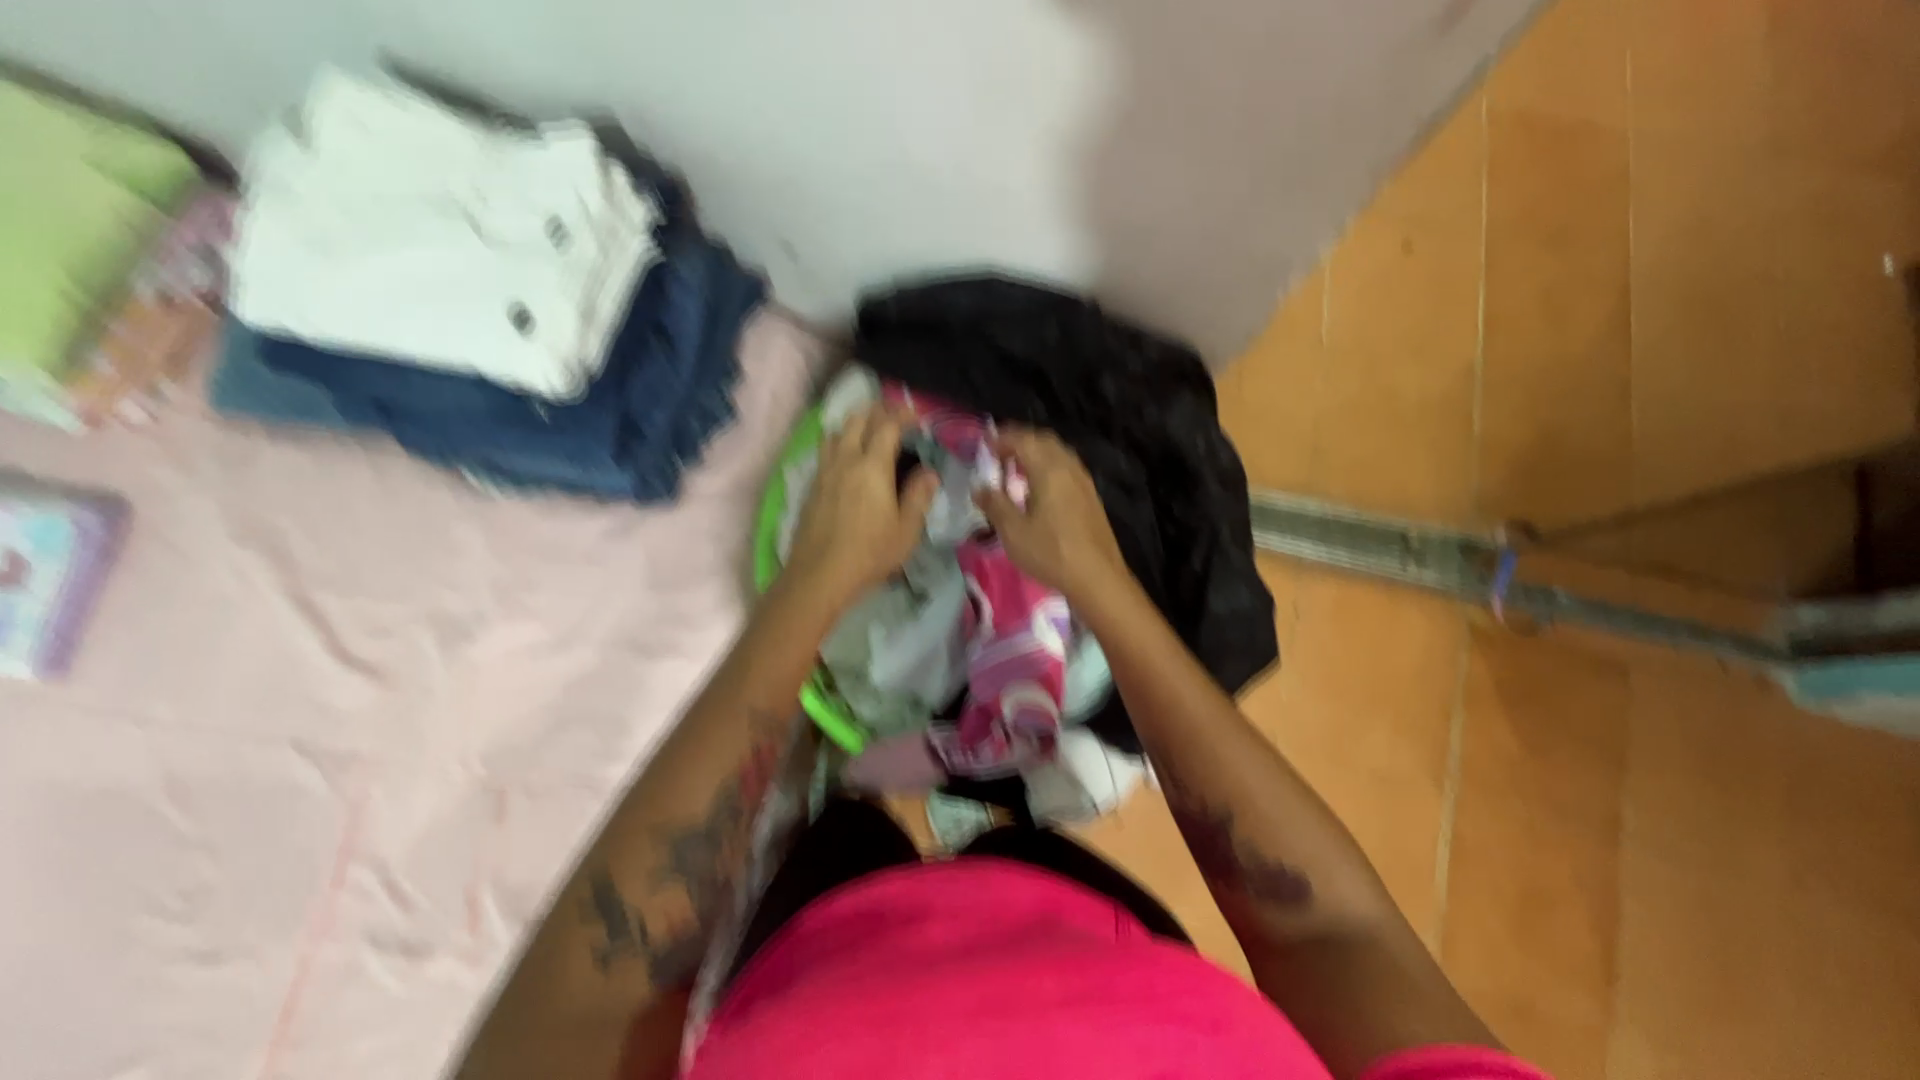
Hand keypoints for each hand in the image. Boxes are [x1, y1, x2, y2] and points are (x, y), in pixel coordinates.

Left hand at [784, 404, 938, 606]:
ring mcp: (824, 472)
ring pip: (835, 432)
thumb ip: (918, 496)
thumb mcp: (906, 530)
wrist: (819, 574)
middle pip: (857, 420)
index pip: (888, 425)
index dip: (903, 414)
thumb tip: (929, 473)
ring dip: (853, 424)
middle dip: (876, 411)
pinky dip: (838, 444)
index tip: (916, 415)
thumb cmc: (869, 553)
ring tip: (867, 433)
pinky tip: (846, 460)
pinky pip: (825, 452)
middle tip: (893, 416)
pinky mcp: (811, 486)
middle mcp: (846, 460)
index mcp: (873, 466)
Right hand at [974, 428, 1132, 599]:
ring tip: (1016, 469)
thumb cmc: (1051, 553)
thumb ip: (994, 504)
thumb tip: (980, 487)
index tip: (984, 445)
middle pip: (1043, 440)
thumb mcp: (1013, 532)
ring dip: (1035, 453)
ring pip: (1057, 453)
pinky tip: (1039, 487)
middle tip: (999, 454)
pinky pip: (1066, 468)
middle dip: (1019, 441)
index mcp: (1049, 470)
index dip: (1001, 438)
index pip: (1023, 440)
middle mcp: (1069, 468)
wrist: (1097, 578)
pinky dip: (1048, 466)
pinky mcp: (1090, 496)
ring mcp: (1083, 481)